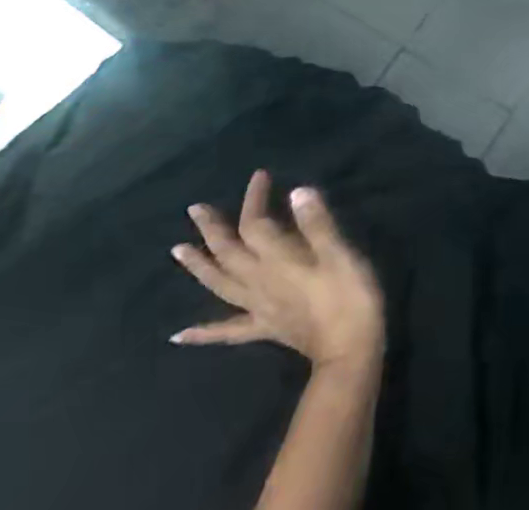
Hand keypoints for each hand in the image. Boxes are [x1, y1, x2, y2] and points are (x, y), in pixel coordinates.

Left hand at [171, 170, 384, 369]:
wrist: (350, 353)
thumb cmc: (350, 298)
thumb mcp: (340, 255)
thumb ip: (317, 224)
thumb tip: (297, 191)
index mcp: (277, 261)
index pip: (255, 224)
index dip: (253, 199)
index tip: (260, 176)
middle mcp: (259, 282)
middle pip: (228, 253)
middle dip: (212, 228)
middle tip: (195, 209)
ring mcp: (259, 307)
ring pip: (220, 284)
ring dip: (199, 267)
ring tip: (178, 251)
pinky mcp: (266, 329)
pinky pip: (228, 330)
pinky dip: (203, 332)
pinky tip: (180, 336)